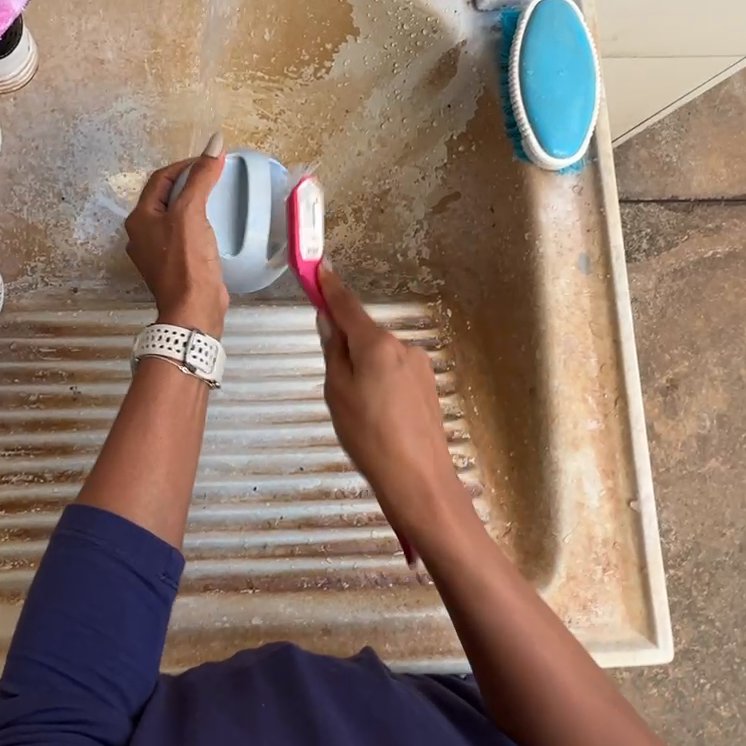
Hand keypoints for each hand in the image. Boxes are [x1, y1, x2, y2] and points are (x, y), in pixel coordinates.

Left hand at [126, 132, 228, 335]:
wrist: (194, 308)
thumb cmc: (187, 261)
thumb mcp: (192, 213)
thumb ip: (201, 177)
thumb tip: (215, 142)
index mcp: (139, 219)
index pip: (161, 179)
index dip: (185, 165)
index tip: (210, 161)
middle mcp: (143, 234)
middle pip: (166, 196)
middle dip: (189, 183)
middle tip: (214, 176)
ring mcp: (157, 252)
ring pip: (175, 216)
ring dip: (194, 203)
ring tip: (217, 196)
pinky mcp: (174, 265)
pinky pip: (184, 235)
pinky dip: (198, 223)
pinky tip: (215, 224)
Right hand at [316, 264, 472, 544]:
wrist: (418, 479)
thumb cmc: (368, 436)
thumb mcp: (336, 392)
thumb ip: (333, 351)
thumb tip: (329, 321)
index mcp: (376, 343)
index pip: (347, 305)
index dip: (329, 286)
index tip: (318, 266)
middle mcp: (402, 346)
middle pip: (363, 333)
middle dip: (345, 347)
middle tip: (333, 385)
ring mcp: (419, 365)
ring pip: (379, 356)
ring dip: (364, 370)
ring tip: (358, 413)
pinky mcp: (428, 385)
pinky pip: (394, 373)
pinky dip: (380, 384)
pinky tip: (378, 417)